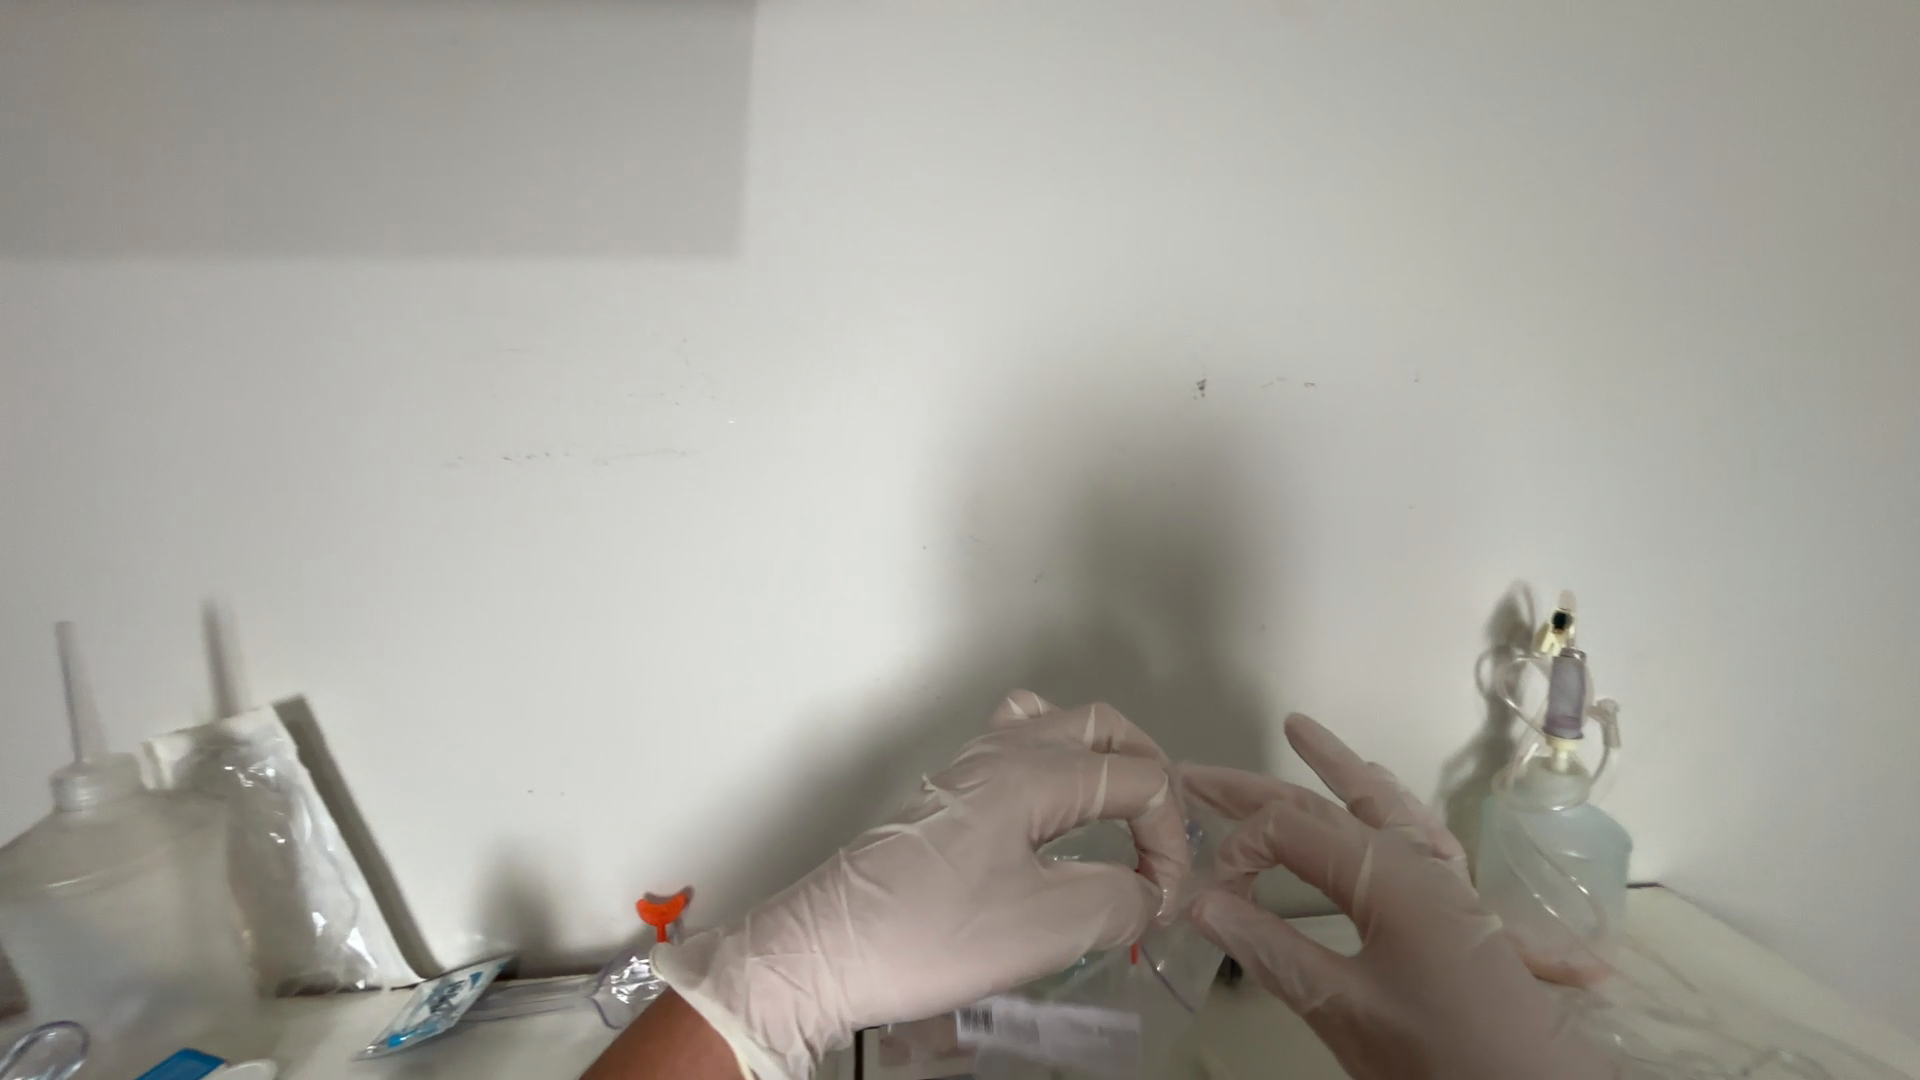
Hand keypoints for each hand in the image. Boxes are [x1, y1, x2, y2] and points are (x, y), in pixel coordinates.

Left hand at [653, 692, 1190, 1079]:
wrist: (830, 947)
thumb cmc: (936, 932)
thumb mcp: (1046, 926)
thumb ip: (1119, 899)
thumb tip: (1144, 891)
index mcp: (1034, 772)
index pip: (1139, 779)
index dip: (1170, 838)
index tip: (1163, 902)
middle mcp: (1006, 750)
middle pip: (1102, 726)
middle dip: (1148, 773)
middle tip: (1161, 838)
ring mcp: (974, 763)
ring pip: (1055, 722)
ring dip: (1102, 755)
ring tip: (1119, 809)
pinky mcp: (955, 789)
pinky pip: (1018, 743)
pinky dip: (1058, 763)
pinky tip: (1055, 812)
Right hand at [1181, 714, 1617, 1079]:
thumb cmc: (1445, 1058)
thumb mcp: (1346, 1011)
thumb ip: (1269, 949)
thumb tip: (1195, 903)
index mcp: (1386, 874)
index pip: (1288, 830)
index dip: (1239, 851)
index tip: (1210, 897)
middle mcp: (1416, 861)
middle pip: (1321, 805)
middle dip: (1254, 788)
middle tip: (1197, 772)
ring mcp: (1446, 881)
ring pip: (1381, 804)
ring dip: (1333, 769)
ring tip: (1303, 733)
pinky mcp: (1463, 909)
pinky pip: (1420, 835)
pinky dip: (1389, 805)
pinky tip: (1385, 802)